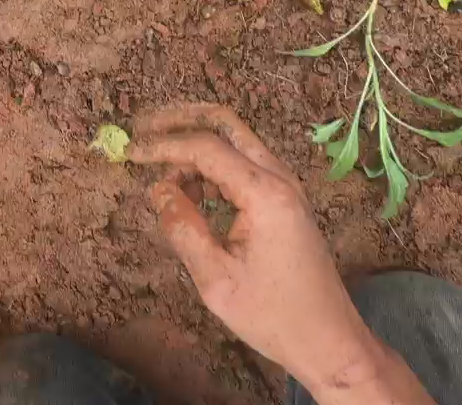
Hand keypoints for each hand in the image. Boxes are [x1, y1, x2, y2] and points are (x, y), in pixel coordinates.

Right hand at [132, 105, 422, 399]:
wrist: (331, 343)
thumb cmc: (274, 316)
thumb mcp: (217, 281)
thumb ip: (183, 229)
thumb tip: (157, 189)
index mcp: (265, 194)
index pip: (205, 147)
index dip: (163, 146)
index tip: (131, 151)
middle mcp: (278, 176)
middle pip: (225, 122)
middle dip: (180, 118)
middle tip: (144, 126)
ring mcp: (284, 184)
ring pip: (233, 139)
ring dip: (194, 144)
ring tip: (162, 173)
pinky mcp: (282, 196)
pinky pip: (241, 161)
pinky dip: (210, 164)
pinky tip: (189, 191)